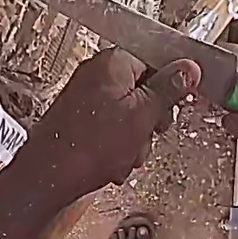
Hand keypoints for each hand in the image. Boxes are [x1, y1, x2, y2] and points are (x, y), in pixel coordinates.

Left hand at [5, 48, 199, 208]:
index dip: (169, 87)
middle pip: (143, 91)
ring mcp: (86, 98)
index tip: (175, 105)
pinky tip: (111, 163)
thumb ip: (168, 90)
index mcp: (113, 63)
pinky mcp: (80, 121)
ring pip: (129, 116)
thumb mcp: (142, 116)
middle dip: (149, 120)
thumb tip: (188, 70)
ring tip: (124, 154)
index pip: (155, 62)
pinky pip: (111, 131)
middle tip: (147, 134)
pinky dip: (116, 148)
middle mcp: (96, 75)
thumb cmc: (88, 146)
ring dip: (134, 140)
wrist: (48, 177)